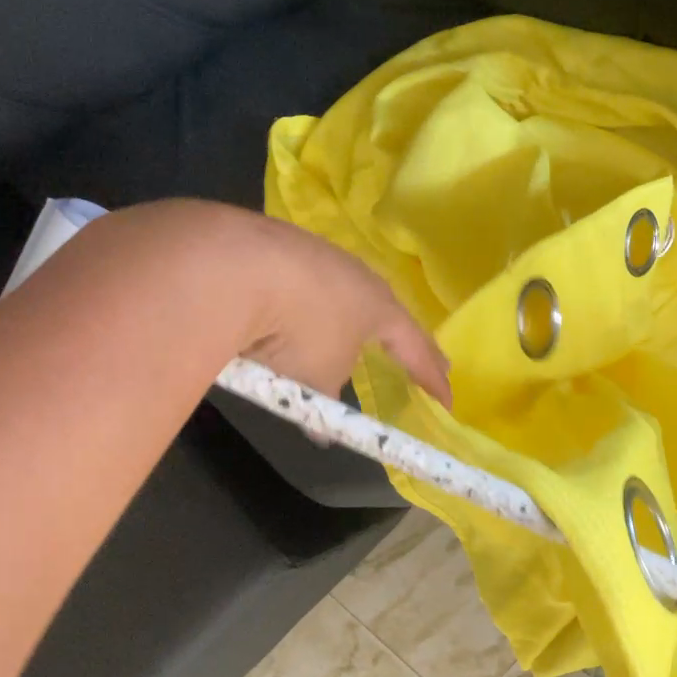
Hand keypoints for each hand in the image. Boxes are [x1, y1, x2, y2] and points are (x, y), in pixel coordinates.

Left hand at [81, 200, 450, 404]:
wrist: (229, 265)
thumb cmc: (294, 330)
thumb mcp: (315, 381)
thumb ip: (325, 404)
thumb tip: (322, 434)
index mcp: (380, 309)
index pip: (416, 348)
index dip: (432, 377)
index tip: (447, 399)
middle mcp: (357, 276)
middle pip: (388, 311)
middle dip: (403, 338)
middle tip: (420, 356)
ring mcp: (315, 253)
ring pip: (344, 289)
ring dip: (350, 313)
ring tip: (351, 329)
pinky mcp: (273, 242)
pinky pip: (301, 280)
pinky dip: (304, 300)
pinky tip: (291, 307)